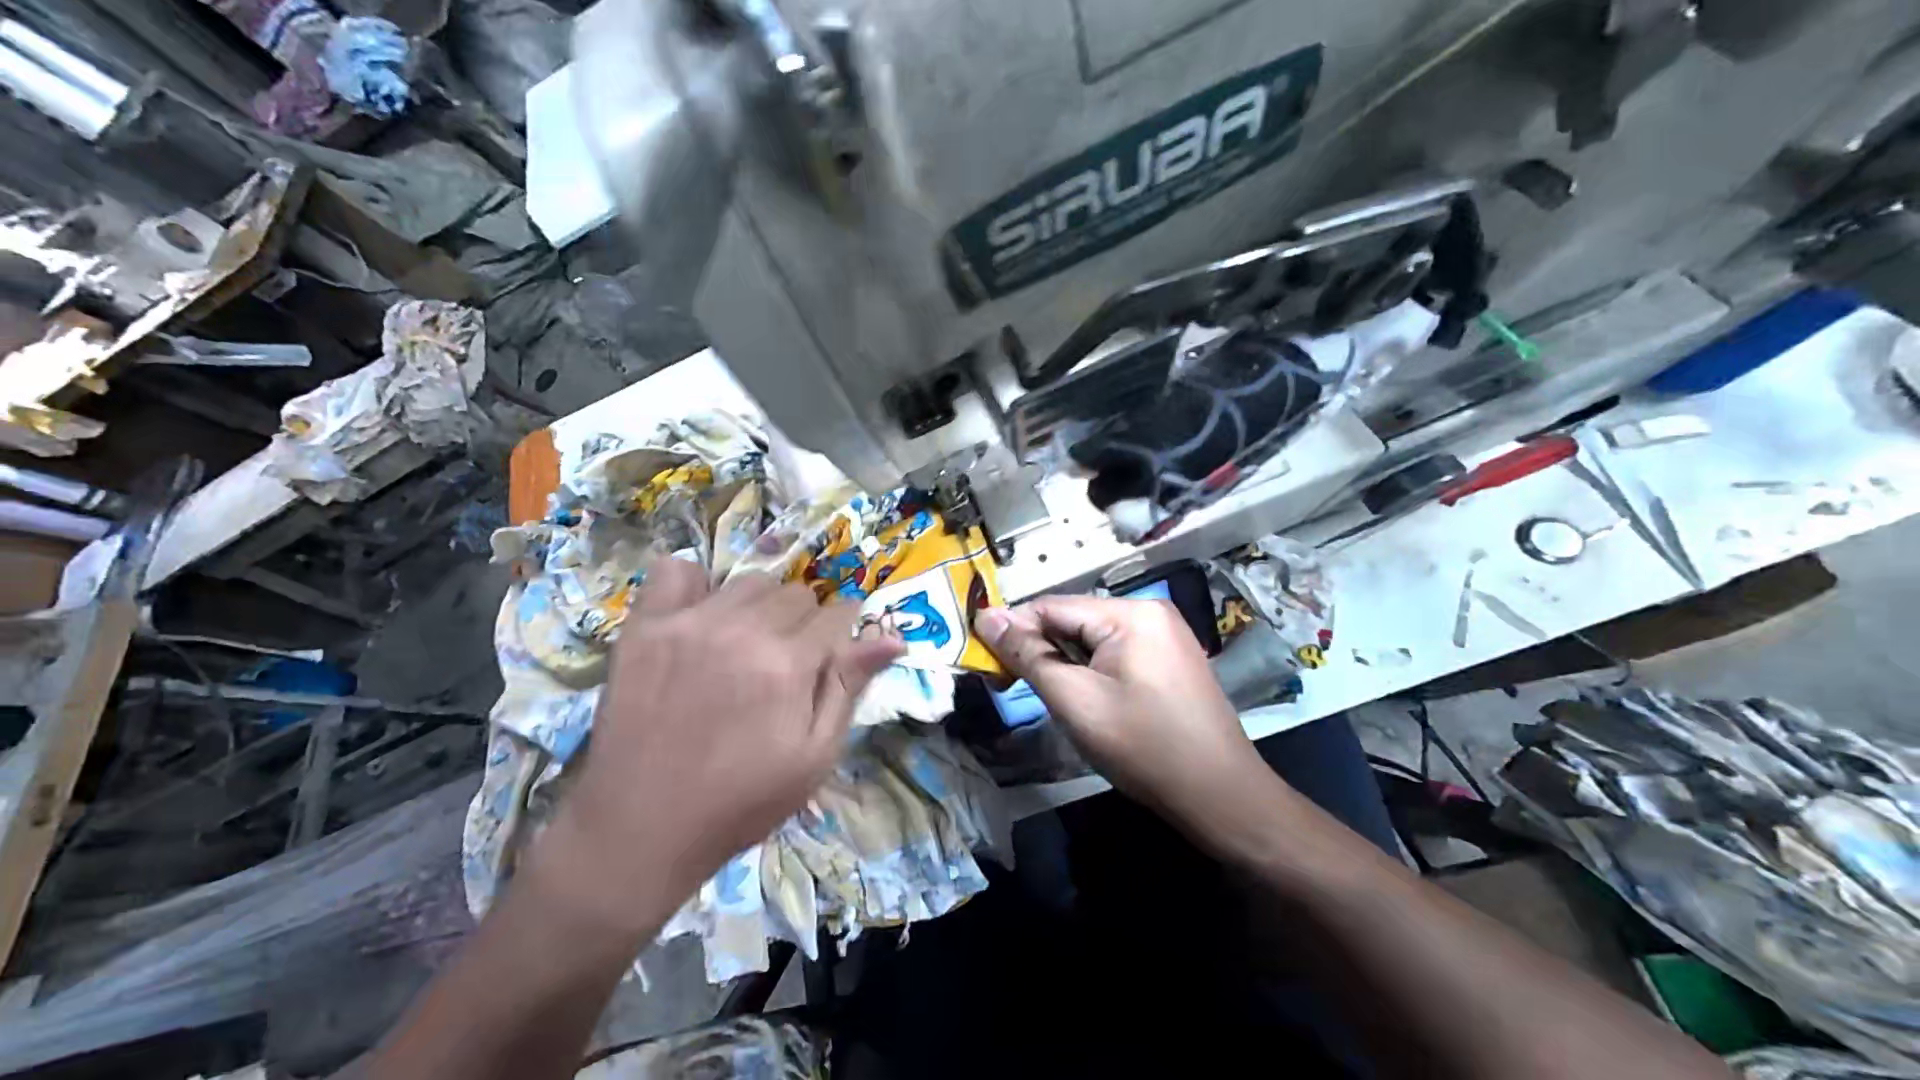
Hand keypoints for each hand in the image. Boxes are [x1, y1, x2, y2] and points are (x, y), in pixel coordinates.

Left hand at [541, 561, 902, 930]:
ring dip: (760, 605)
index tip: (832, 654)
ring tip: (748, 641)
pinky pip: (674, 571)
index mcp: (788, 665)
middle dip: (804, 621)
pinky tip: (700, 614)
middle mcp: (742, 631)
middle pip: (795, 593)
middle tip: (788, 660)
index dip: (843, 632)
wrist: (640, 827)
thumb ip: (848, 688)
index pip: (837, 615)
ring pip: (748, 581)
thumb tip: (892, 638)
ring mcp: (688, 623)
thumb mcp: (813, 758)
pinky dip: (693, 583)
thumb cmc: (741, 801)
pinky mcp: (644, 627)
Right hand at [973, 596, 1270, 825]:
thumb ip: (1028, 655)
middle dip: (1039, 648)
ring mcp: (1165, 638)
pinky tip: (1082, 699)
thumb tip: (985, 616)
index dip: (1013, 628)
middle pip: (1074, 620)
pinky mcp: (1170, 662)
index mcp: (1131, 613)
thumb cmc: (1142, 746)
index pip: (1053, 606)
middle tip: (1008, 683)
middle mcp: (1151, 613)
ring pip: (1093, 640)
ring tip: (1046, 696)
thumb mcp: (1075, 700)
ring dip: (1063, 662)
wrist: (1220, 797)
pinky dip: (1090, 672)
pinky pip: (1116, 655)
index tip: (982, 656)